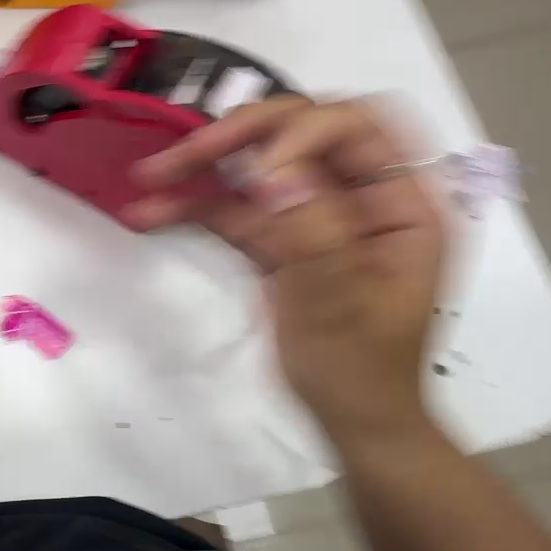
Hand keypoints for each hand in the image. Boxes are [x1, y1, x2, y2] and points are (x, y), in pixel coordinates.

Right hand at [124, 97, 446, 438]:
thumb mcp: (340, 304)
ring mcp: (316, 217)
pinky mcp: (279, 240)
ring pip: (258, 168)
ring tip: (149, 176)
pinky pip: (234, 211)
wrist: (351, 422)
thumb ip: (311, 231)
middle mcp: (360, 198)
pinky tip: (148, 213)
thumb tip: (271, 169)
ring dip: (203, 167)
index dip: (303, 132)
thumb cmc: (361, 370)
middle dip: (240, 137)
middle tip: (183, 154)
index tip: (256, 173)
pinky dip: (193, 208)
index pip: (359, 128)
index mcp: (402, 204)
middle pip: (300, 136)